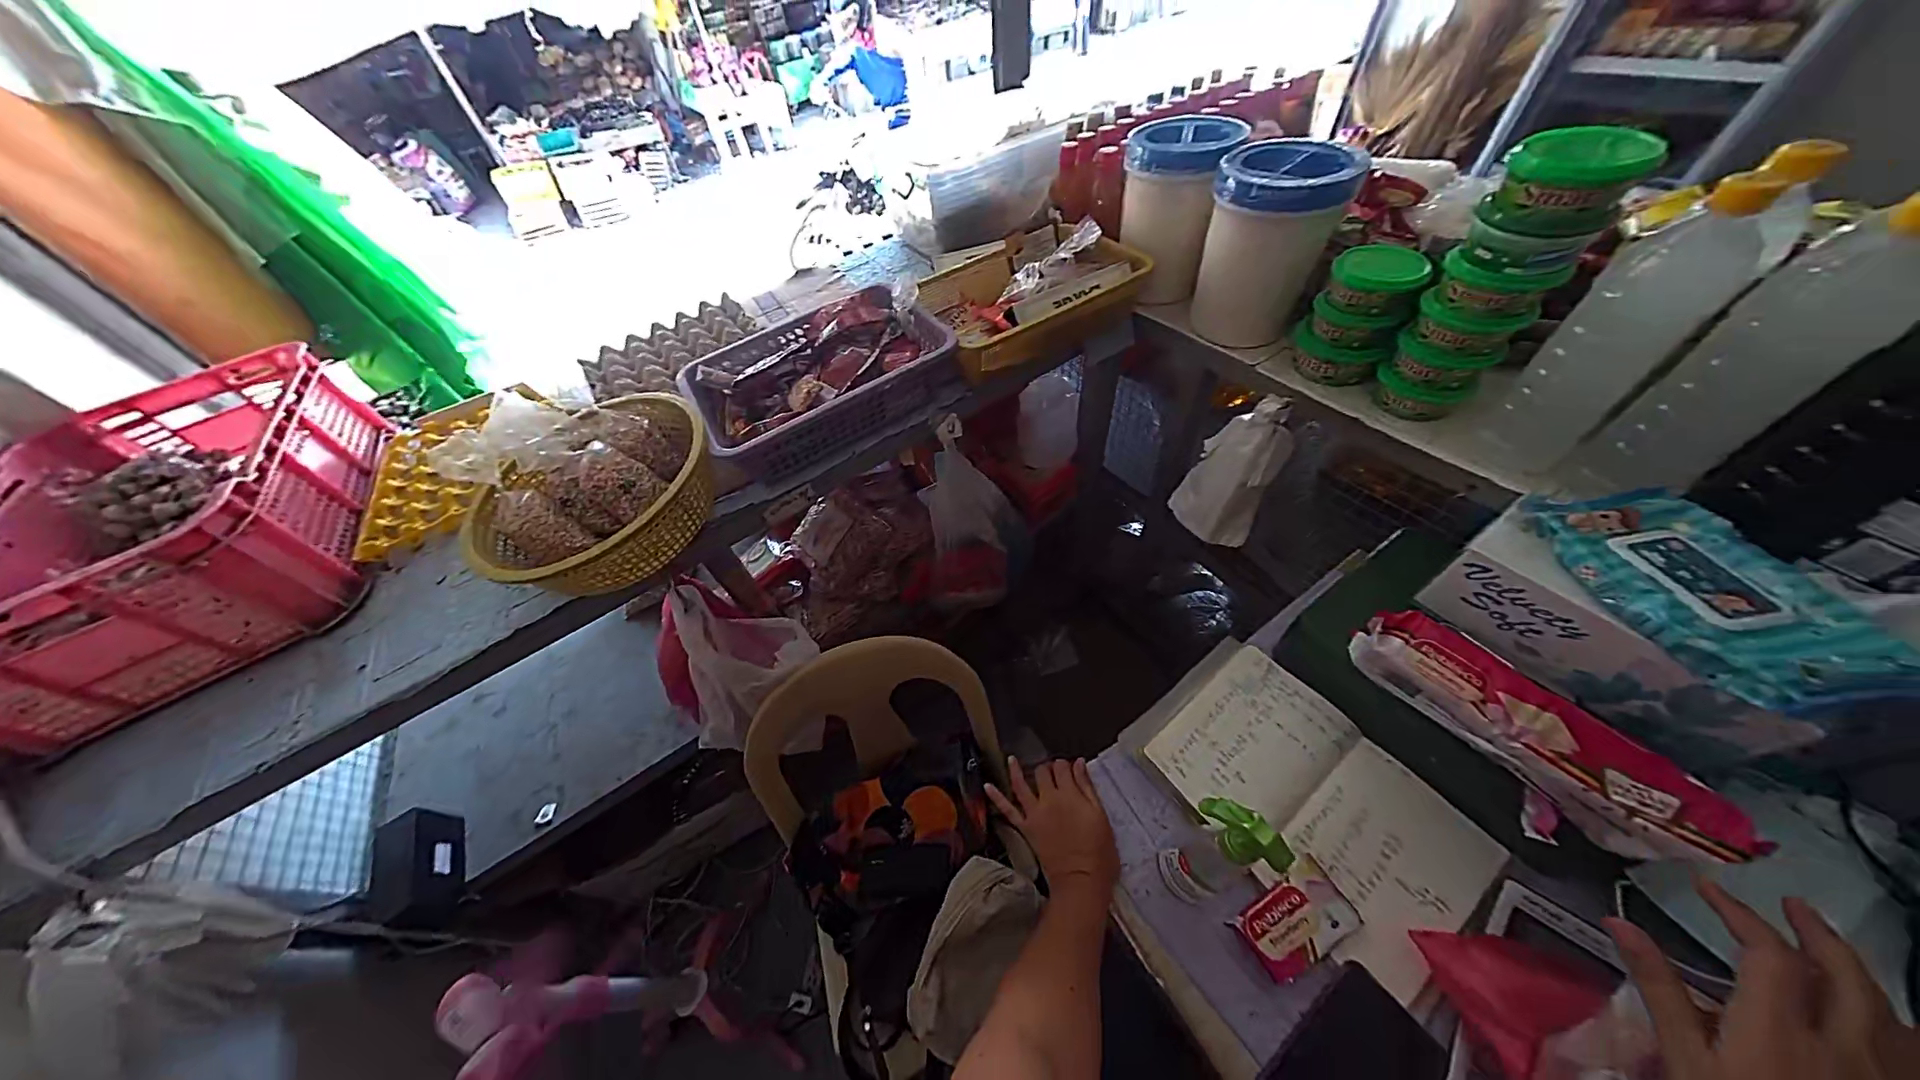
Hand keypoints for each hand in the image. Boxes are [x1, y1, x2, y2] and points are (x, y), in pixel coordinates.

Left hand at [985, 756, 1118, 894]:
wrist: (1080, 881)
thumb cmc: (1099, 852)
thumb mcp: (1100, 816)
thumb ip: (1087, 787)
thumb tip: (1078, 764)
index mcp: (1070, 794)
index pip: (1063, 767)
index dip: (1066, 764)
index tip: (1070, 768)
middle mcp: (1049, 799)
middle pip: (1043, 772)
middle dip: (1047, 767)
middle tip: (1052, 771)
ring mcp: (1034, 813)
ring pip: (1021, 785)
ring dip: (1015, 770)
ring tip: (1011, 760)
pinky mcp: (1025, 828)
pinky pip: (1008, 810)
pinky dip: (997, 797)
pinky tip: (988, 786)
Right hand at [1606, 878, 1917, 1079]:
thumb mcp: (1686, 1058)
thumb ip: (1660, 990)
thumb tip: (1618, 923)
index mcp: (1780, 1027)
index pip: (1769, 953)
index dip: (1738, 913)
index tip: (1707, 889)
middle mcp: (1844, 1044)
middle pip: (1845, 974)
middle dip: (1816, 932)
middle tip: (1790, 904)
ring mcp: (1885, 1074)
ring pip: (1886, 1009)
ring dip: (1854, 969)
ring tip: (1829, 951)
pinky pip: (1910, 1048)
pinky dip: (1889, 1018)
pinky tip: (1877, 1018)